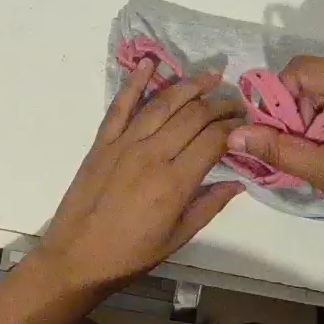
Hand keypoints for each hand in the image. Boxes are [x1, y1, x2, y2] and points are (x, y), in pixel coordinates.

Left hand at [34, 61, 244, 296]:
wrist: (76, 258)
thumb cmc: (130, 255)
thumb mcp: (177, 238)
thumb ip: (208, 206)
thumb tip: (238, 182)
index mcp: (174, 182)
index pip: (213, 140)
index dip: (233, 127)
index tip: (246, 122)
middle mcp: (151, 155)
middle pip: (192, 116)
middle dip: (218, 105)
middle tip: (234, 102)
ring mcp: (123, 144)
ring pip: (162, 104)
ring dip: (188, 86)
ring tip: (209, 76)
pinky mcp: (101, 143)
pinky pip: (120, 106)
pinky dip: (134, 82)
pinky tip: (149, 64)